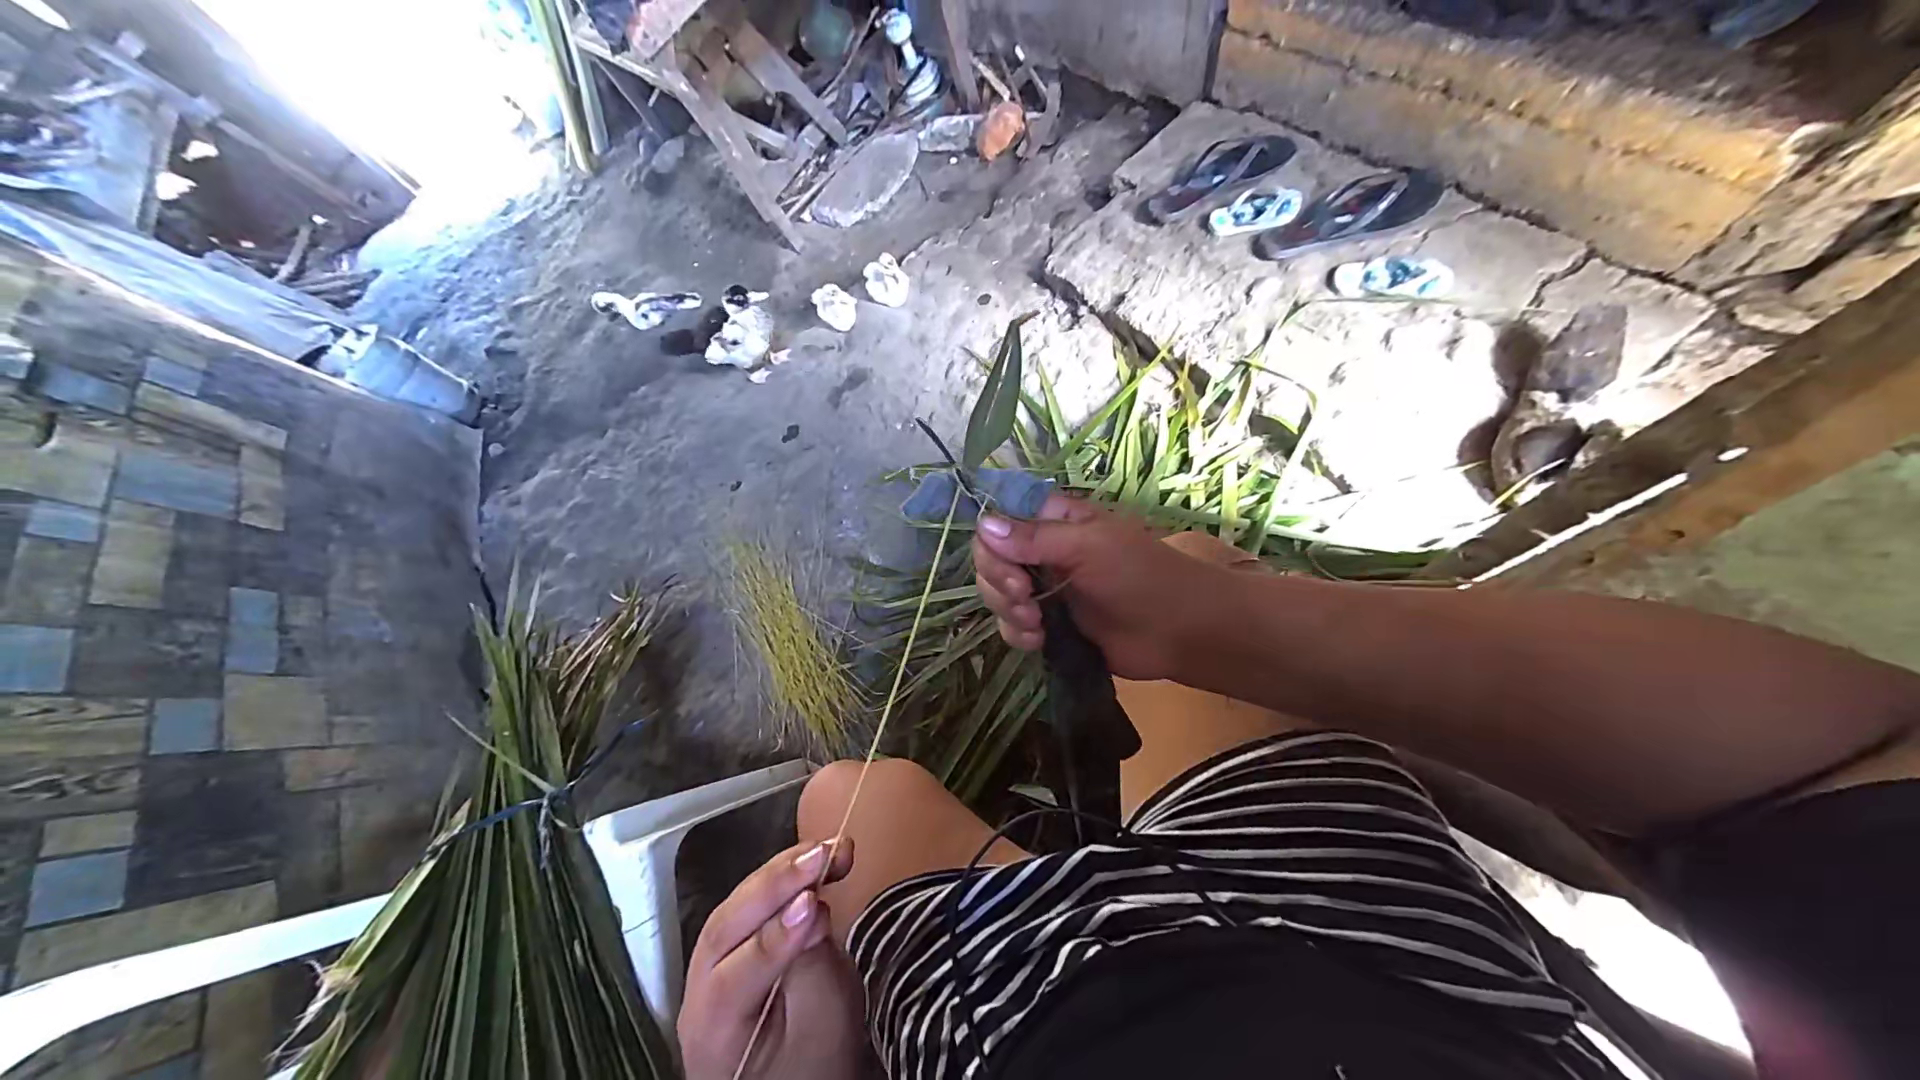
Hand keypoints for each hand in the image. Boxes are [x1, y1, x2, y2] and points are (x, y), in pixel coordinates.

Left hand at [678, 839, 867, 1079]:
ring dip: (782, 872)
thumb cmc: (814, 1063)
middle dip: (775, 886)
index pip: (735, 977)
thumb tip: (814, 908)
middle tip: (821, 855)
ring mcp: (712, 962)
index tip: (813, 903)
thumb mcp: (824, 1028)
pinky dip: (783, 877)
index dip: (774, 937)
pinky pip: (752, 902)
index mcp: (714, 1032)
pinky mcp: (735, 940)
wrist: (798, 1075)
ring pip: (737, 906)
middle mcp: (699, 993)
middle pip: (726, 928)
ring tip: (826, 849)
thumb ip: (813, 970)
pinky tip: (814, 859)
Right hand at [973, 495, 1237, 682]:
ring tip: (1036, 623)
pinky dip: (1017, 633)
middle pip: (991, 560)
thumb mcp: (1089, 546)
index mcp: (1053, 521)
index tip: (1009, 568)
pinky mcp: (1049, 625)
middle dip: (999, 582)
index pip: (999, 521)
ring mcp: (1045, 589)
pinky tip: (1039, 640)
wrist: (1181, 630)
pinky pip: (1012, 625)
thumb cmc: (1142, 574)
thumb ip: (1034, 538)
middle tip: (1025, 597)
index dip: (992, 545)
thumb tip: (983, 525)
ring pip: (997, 594)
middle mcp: (1043, 551)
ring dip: (1007, 609)